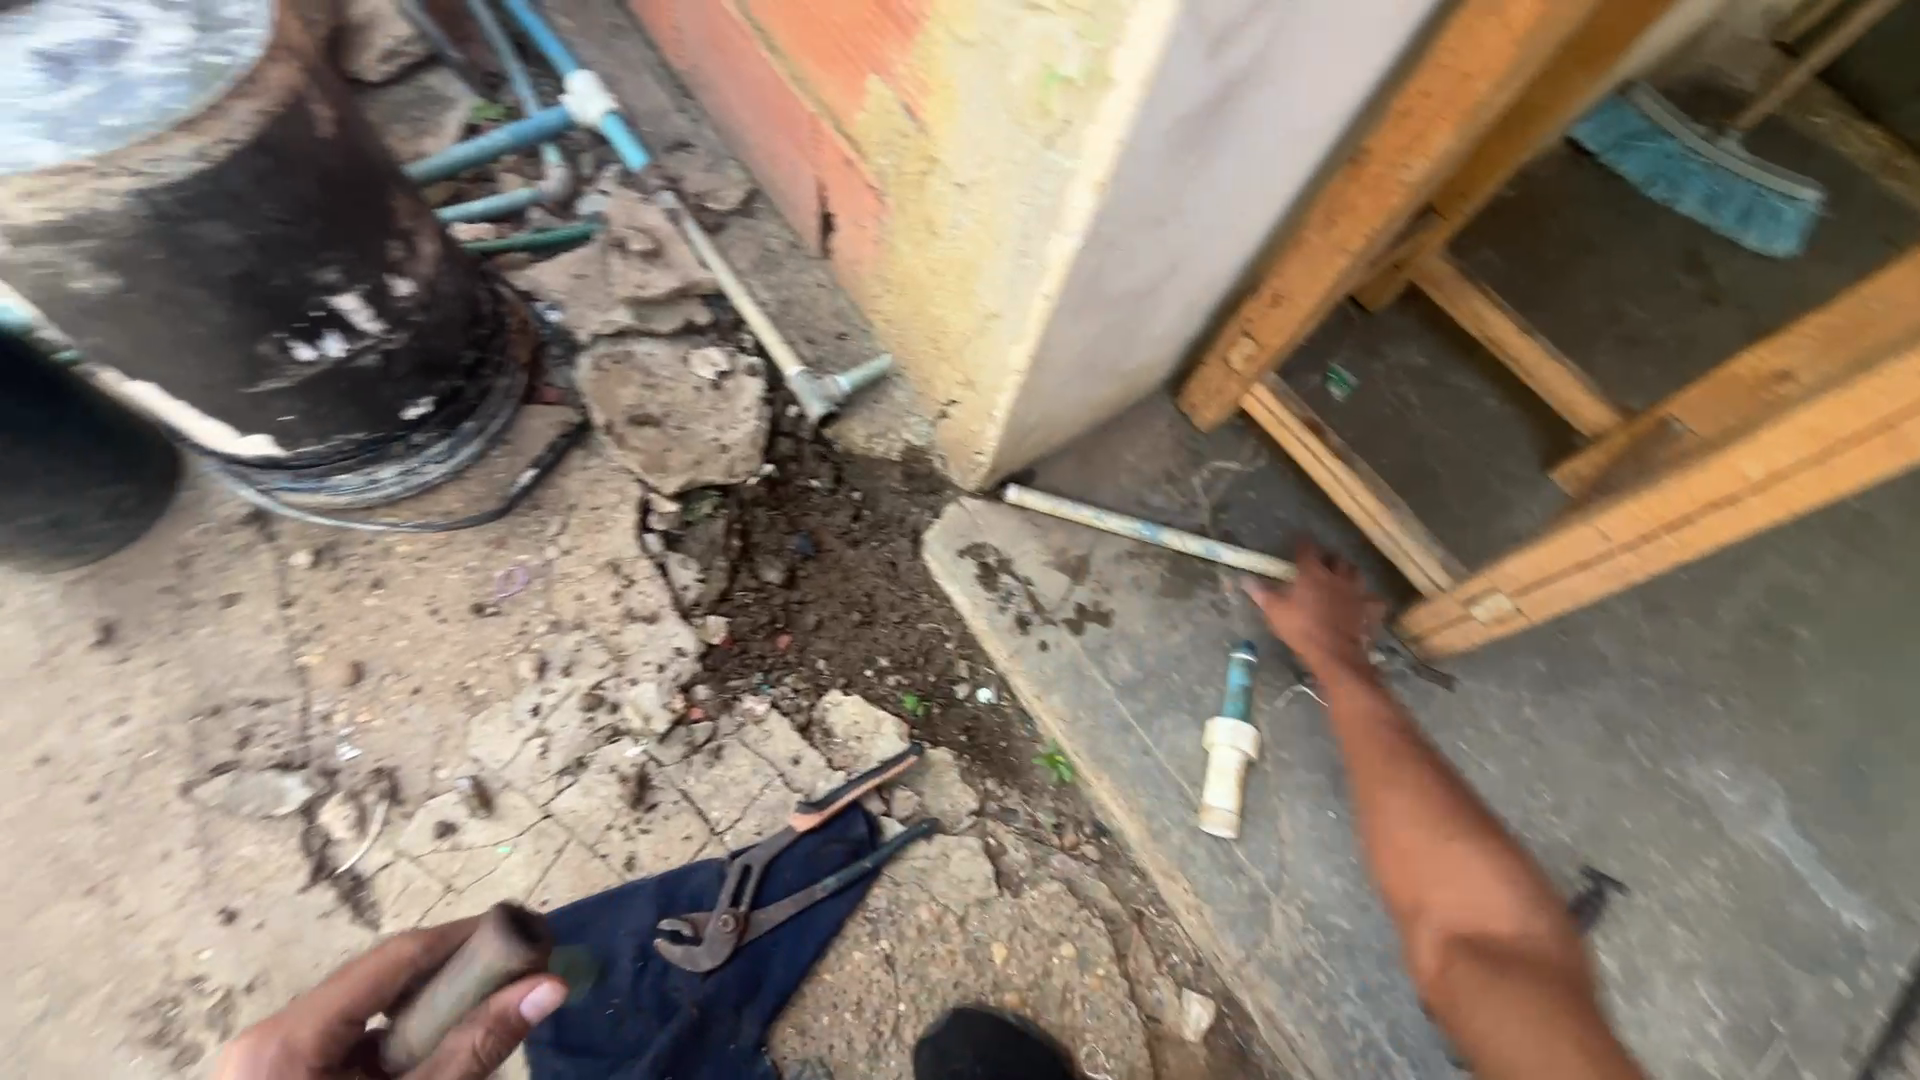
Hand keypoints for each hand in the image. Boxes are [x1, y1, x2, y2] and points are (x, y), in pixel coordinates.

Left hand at [214, 918, 567, 1079]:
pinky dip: (405, 1038)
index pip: (398, 955)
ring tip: (492, 1007)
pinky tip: (444, 1046)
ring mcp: (273, 1062)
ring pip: (374, 1009)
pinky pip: (356, 1040)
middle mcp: (272, 1035)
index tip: (528, 929)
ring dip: (436, 1005)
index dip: (468, 935)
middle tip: (520, 970)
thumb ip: (476, 1046)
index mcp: (288, 1036)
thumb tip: (552, 984)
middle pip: (386, 978)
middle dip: (457, 972)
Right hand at [1242, 541, 1383, 677]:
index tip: (1298, 545)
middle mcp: (1336, 577)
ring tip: (1341, 579)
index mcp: (1312, 573)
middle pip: (1336, 558)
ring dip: (1348, 573)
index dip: (1303, 545)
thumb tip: (1245, 579)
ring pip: (1356, 573)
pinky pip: (1372, 599)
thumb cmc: (1299, 628)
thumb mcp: (1274, 611)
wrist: (1333, 653)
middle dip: (1329, 558)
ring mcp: (1355, 592)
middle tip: (1320, 564)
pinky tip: (1362, 603)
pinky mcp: (1367, 609)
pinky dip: (1368, 599)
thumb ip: (1261, 593)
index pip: (1308, 549)